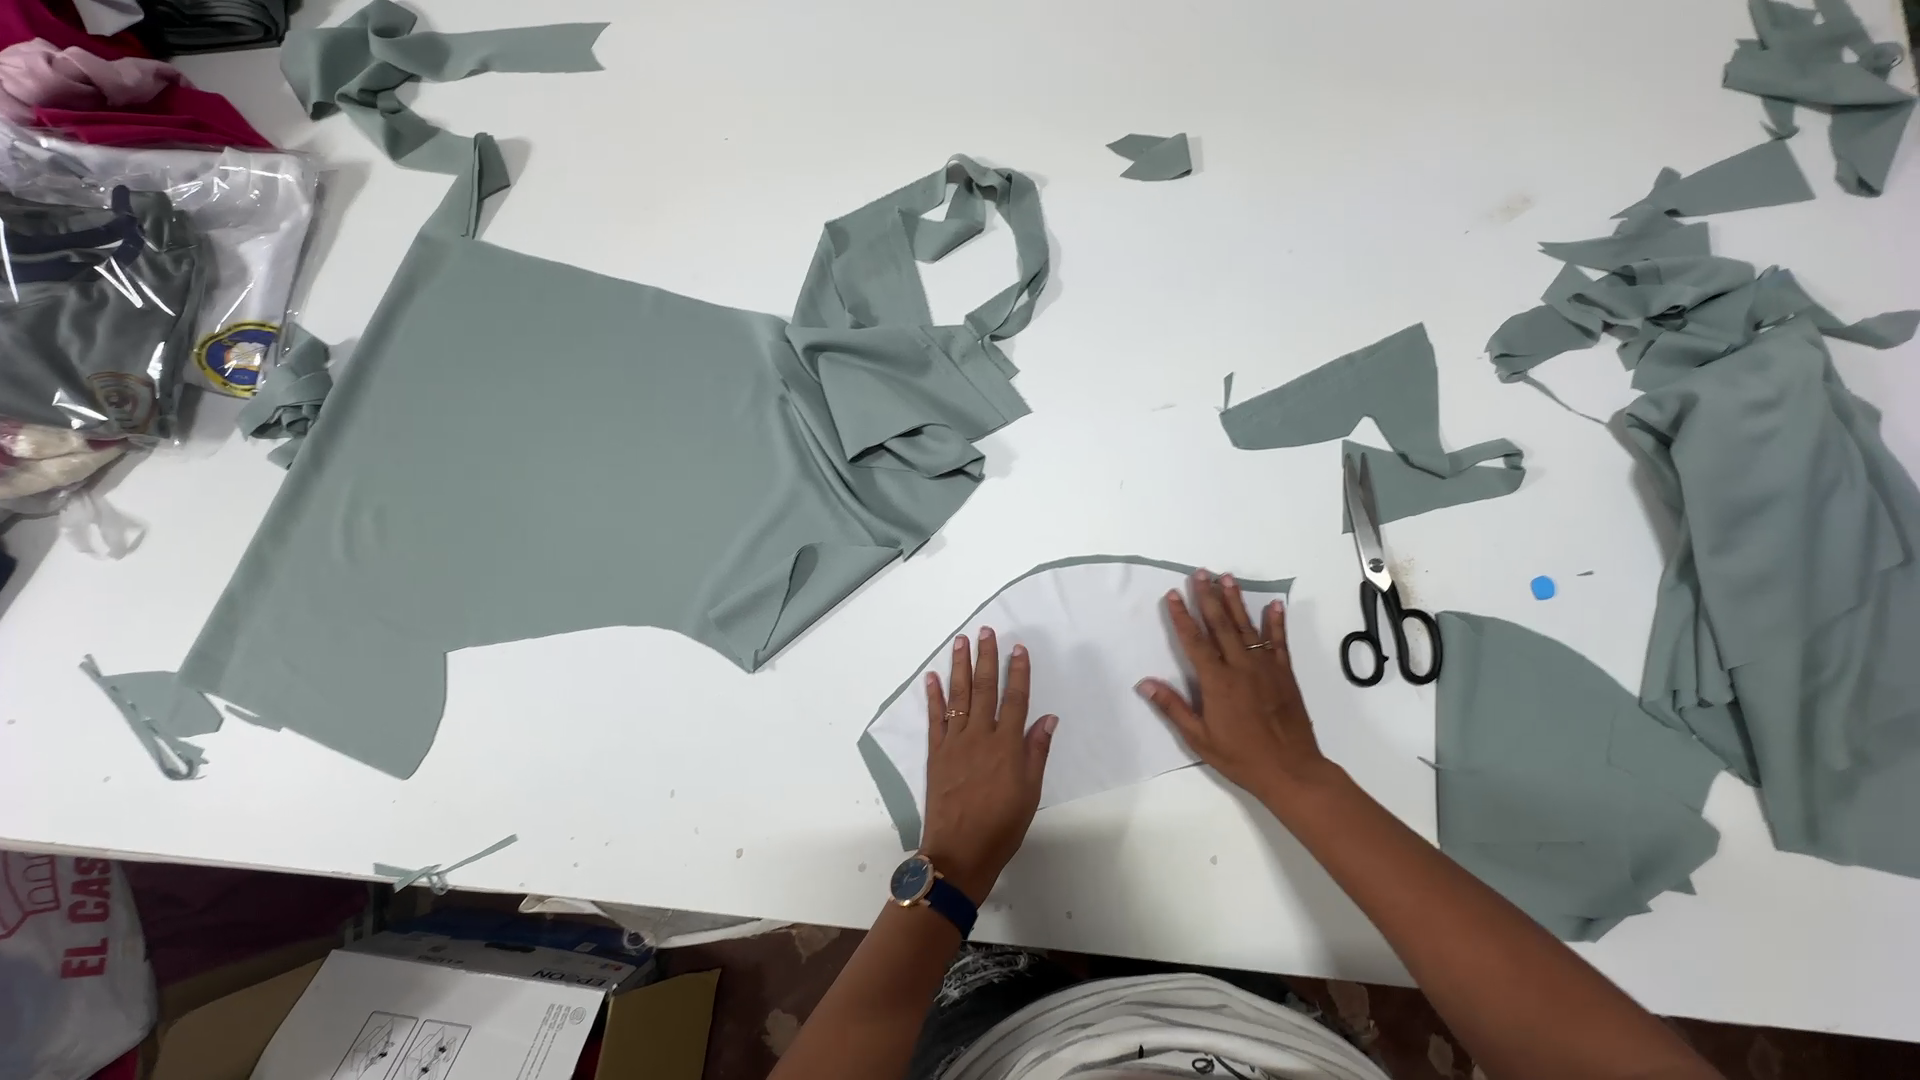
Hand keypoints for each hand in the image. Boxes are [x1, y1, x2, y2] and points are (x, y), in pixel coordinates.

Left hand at [920, 627, 1056, 902]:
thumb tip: (1048, 718)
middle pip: (983, 689)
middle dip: (985, 658)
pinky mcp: (936, 754)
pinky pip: (934, 718)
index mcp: (1006, 746)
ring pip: (958, 696)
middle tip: (985, 631)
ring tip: (960, 641)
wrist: (959, 852)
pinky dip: (933, 696)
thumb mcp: (1030, 793)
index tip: (1018, 648)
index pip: (1015, 699)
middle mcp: (980, 736)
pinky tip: (932, 677)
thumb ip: (1036, 753)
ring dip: (959, 666)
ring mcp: (954, 743)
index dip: (1018, 672)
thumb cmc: (1001, 827)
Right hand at [1136, 571, 1340, 807]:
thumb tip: (1145, 683)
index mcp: (1217, 682)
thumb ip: (1173, 708)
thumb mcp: (1199, 738)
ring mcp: (1265, 668)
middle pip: (1221, 625)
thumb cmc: (1241, 757)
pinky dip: (1275, 622)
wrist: (1291, 770)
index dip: (1182, 616)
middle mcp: (1240, 667)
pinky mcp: (1285, 674)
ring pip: (1247, 627)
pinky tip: (1273, 605)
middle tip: (1199, 573)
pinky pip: (1279, 642)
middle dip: (1208, 597)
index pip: (1194, 641)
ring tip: (1227, 578)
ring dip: (1236, 601)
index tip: (1173, 594)